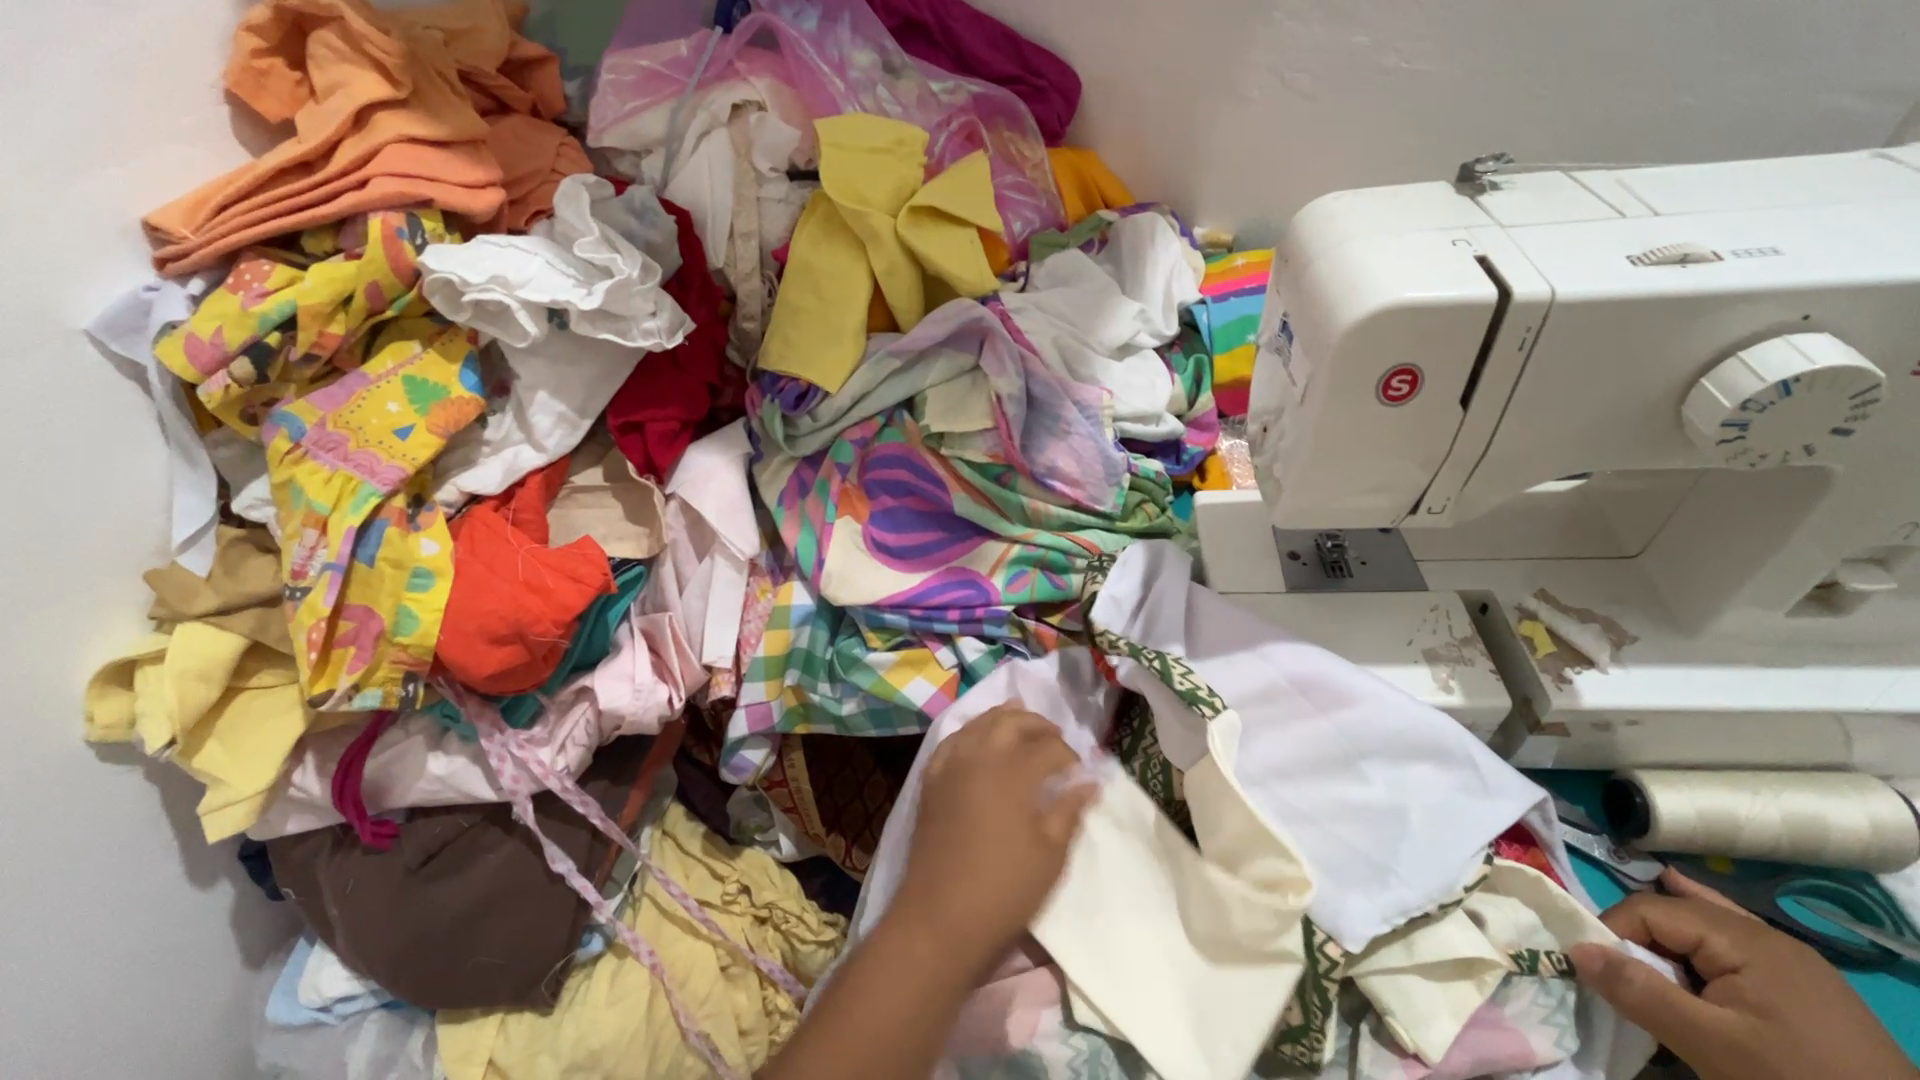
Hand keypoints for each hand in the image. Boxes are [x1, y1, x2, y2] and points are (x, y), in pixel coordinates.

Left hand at [887, 706, 1096, 976]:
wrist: (941, 917)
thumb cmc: (1005, 889)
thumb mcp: (1050, 854)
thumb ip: (1069, 811)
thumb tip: (1089, 783)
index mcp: (1014, 774)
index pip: (1049, 748)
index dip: (1069, 755)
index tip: (1080, 772)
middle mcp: (980, 759)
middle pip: (1011, 723)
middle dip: (1037, 724)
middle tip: (1054, 735)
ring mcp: (950, 768)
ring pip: (977, 724)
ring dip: (1002, 718)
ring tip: (1020, 720)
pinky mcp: (930, 783)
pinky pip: (951, 742)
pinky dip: (969, 733)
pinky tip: (977, 740)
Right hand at [1569, 869, 1915, 1079]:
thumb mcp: (1710, 1044)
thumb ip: (1640, 993)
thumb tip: (1575, 949)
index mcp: (1745, 940)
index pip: (1650, 909)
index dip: (1612, 932)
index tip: (1595, 972)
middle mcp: (1769, 937)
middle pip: (1679, 912)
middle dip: (1637, 937)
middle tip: (1616, 976)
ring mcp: (1794, 962)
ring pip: (1708, 928)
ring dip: (1668, 944)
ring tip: (1641, 963)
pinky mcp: (1807, 989)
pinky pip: (1737, 951)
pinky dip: (1702, 951)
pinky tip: (1692, 955)